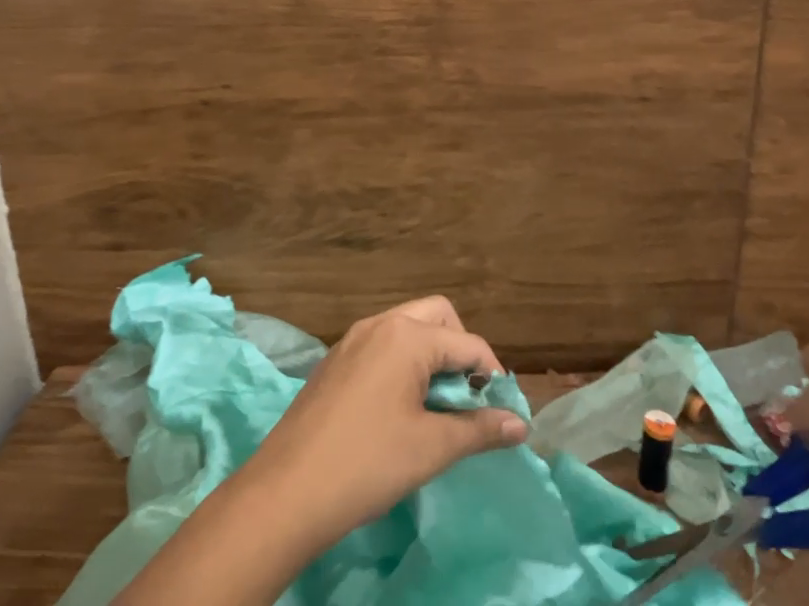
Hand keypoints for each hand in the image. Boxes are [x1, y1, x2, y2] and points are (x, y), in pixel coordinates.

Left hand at [239, 296, 527, 540]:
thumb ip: (480, 429)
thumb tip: (521, 424)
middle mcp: (376, 326)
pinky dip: (401, 364)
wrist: (288, 490)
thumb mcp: (433, 447)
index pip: (468, 343)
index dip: (492, 376)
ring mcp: (349, 342)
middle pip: (436, 316)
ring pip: (405, 330)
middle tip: (467, 397)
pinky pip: (380, 347)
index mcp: (405, 337)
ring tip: (438, 407)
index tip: (501, 414)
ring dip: (430, 356)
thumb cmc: (368, 463)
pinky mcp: (332, 363)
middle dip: (461, 349)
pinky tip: (400, 410)